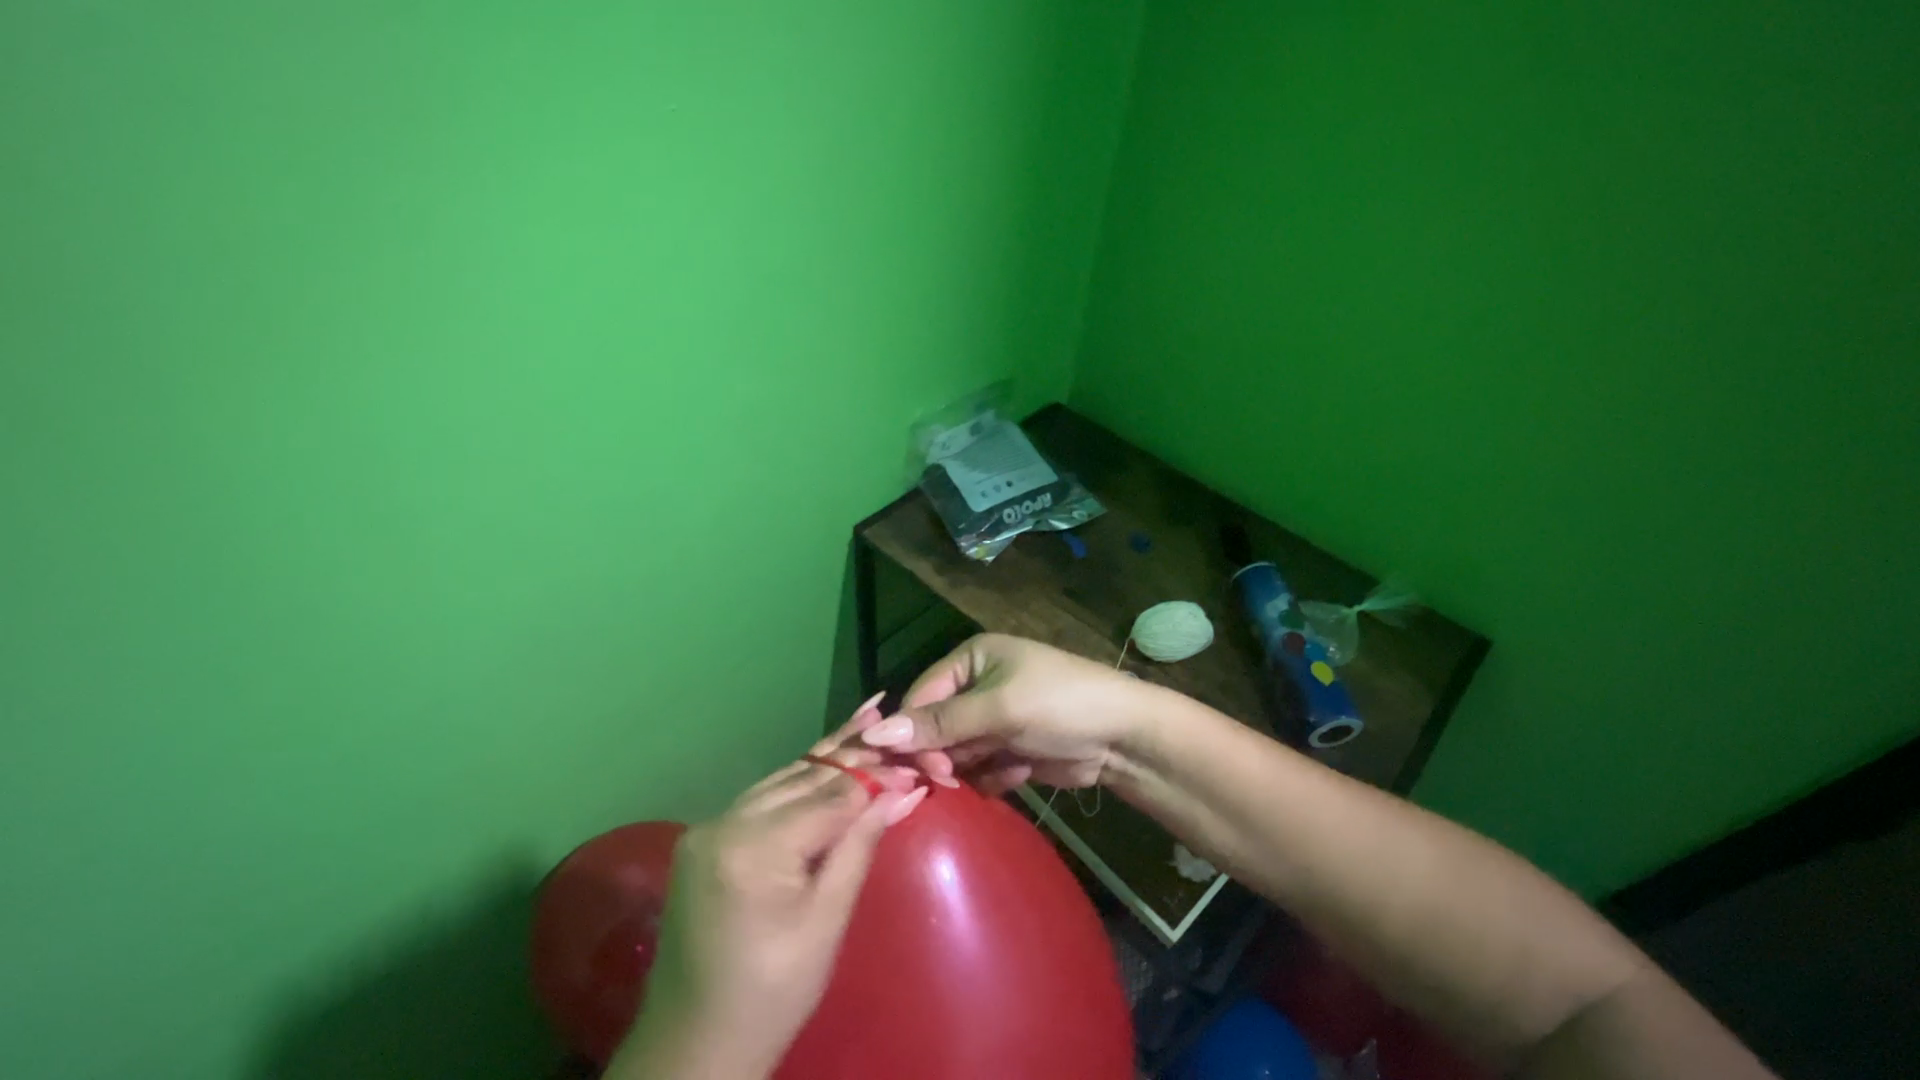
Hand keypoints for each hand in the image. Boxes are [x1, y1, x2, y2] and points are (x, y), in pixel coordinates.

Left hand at [613, 704, 926, 1078]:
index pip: (830, 795)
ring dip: (824, 762)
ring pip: (779, 782)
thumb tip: (904, 790)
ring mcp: (707, 829)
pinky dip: (795, 785)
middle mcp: (723, 823)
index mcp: (753, 848)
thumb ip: (860, 845)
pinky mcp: (702, 840)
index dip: (876, 777)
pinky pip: (759, 801)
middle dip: (852, 756)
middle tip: (895, 727)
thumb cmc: (773, 994)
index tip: (918, 762)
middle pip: (802, 778)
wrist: (695, 1045)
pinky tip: (823, 765)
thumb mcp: (827, 920)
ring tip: (866, 724)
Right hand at [860, 634, 1151, 794]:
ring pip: (956, 755)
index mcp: (971, 659)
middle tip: (954, 777)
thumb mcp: (998, 709)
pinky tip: (1020, 773)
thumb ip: (939, 724)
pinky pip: (980, 770)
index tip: (917, 766)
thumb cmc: (1060, 704)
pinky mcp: (1010, 750)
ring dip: (972, 768)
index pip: (921, 696)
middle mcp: (977, 687)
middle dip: (945, 755)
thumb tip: (872, 734)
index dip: (912, 732)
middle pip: (934, 729)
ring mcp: (994, 721)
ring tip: (1002, 767)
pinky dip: (994, 777)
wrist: (1124, 738)